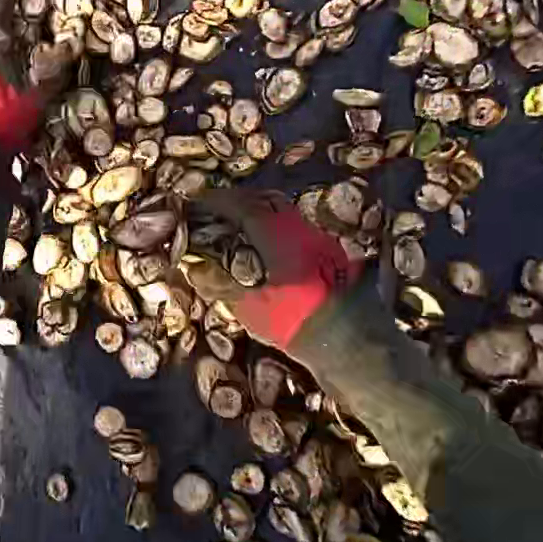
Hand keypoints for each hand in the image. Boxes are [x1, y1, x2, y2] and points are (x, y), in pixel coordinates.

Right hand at [180, 188, 361, 351]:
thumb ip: (217, 283)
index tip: (196, 204)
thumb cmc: (292, 320)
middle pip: (263, 199)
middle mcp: (297, 227)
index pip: (240, 205)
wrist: (349, 342)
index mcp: (275, 234)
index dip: (215, 202)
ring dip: (257, 211)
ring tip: (237, 225)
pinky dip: (273, 225)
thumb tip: (193, 267)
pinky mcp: (328, 250)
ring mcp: (316, 236)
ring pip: (282, 210)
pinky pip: (293, 225)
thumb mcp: (247, 306)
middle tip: (214, 210)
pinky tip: (263, 244)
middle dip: (236, 201)